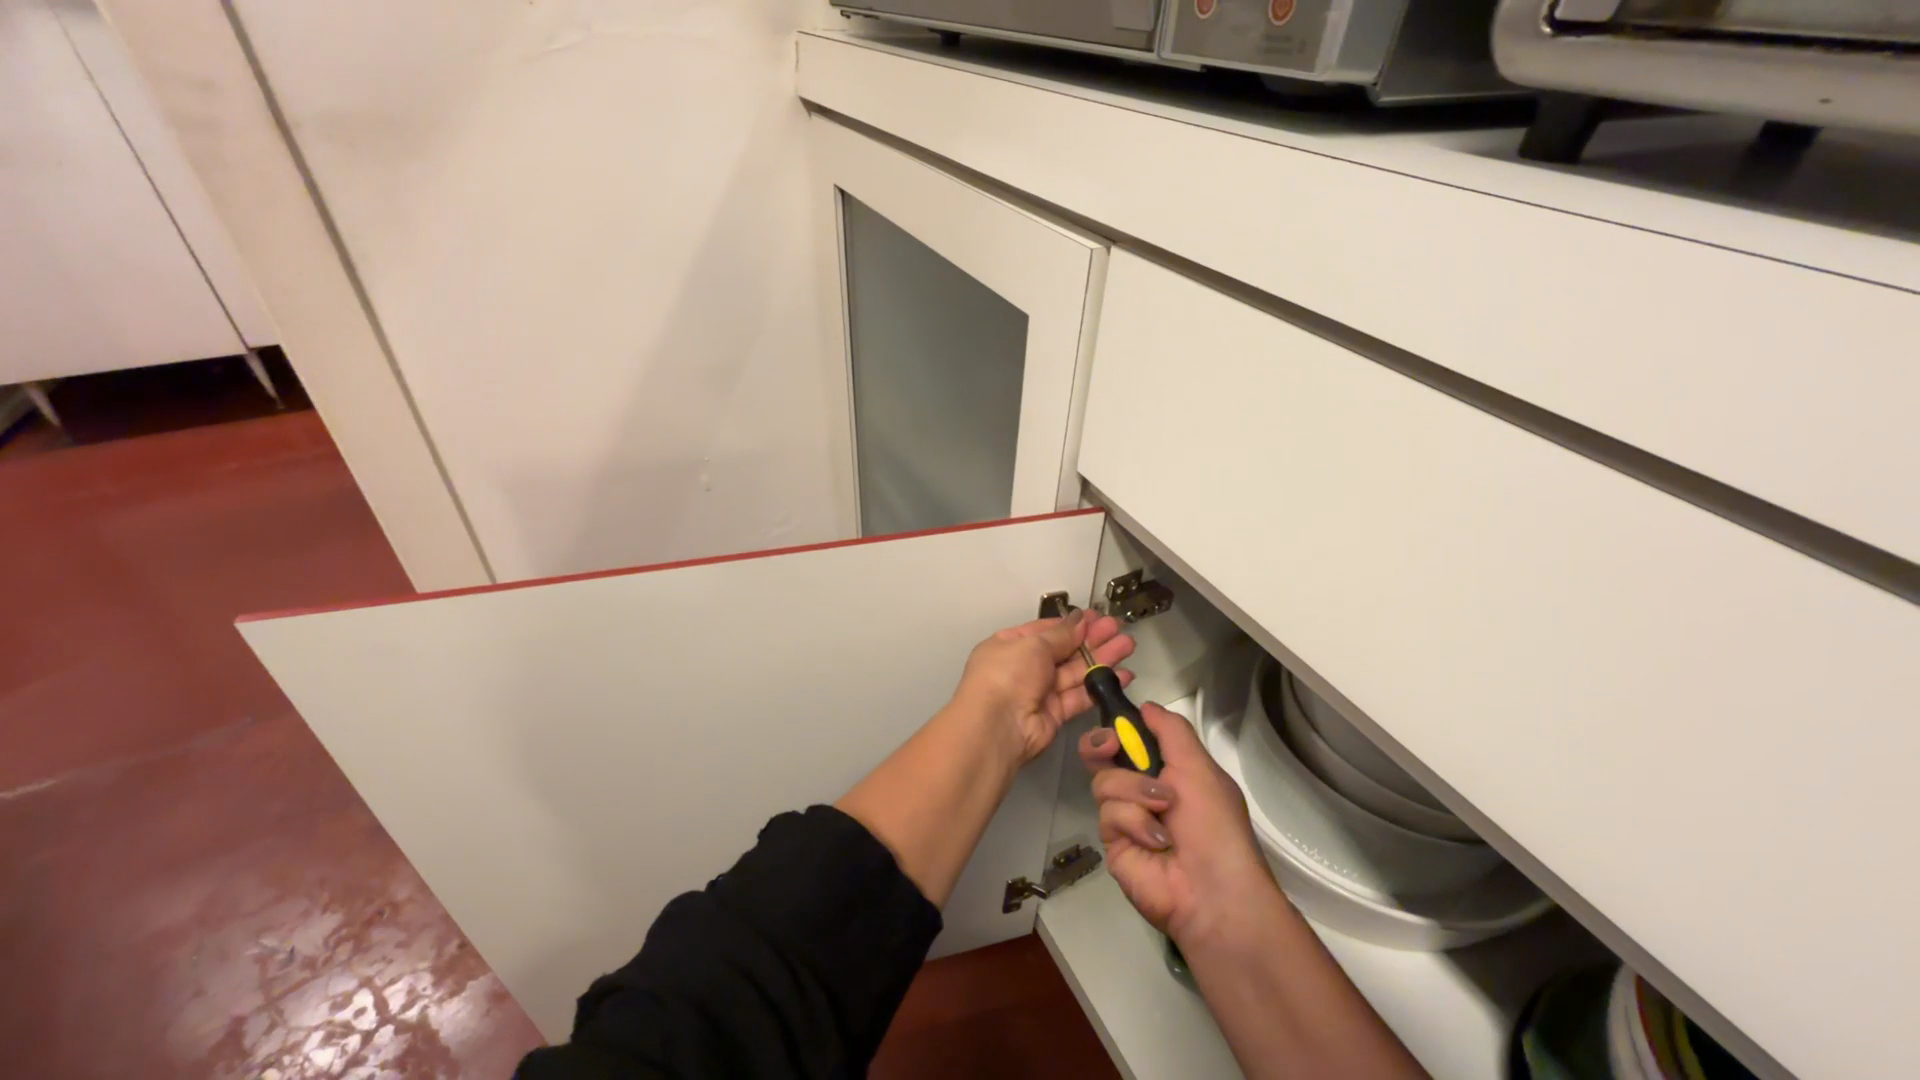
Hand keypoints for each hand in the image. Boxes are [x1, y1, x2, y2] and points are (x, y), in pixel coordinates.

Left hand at [954, 610, 1134, 763]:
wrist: (997, 727)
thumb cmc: (1007, 675)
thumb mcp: (1033, 645)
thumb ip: (1061, 634)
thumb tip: (1079, 619)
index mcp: (1010, 645)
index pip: (1046, 630)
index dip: (1072, 624)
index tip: (1098, 617)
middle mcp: (1023, 668)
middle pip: (1063, 650)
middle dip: (1092, 639)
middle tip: (1119, 628)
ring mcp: (1039, 692)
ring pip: (1074, 672)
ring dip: (1101, 659)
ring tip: (1127, 645)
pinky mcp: (1054, 714)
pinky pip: (1079, 696)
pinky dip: (1099, 686)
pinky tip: (1123, 675)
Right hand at [1080, 703, 1287, 946]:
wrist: (1214, 890)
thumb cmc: (1215, 824)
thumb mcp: (1200, 767)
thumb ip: (1172, 731)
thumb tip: (1146, 706)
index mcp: (1167, 770)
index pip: (1130, 738)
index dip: (1118, 727)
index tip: (1117, 724)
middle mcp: (1141, 790)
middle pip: (1101, 755)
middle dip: (1102, 745)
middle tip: (1111, 749)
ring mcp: (1124, 817)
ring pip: (1105, 782)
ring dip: (1136, 791)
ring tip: (1164, 811)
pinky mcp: (1113, 843)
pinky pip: (1109, 814)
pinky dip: (1135, 822)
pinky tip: (1157, 841)